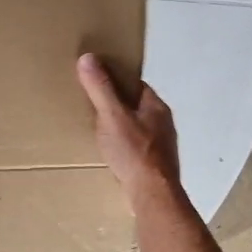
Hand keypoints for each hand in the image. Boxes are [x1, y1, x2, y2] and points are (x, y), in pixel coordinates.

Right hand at [76, 53, 180, 210]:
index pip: (136, 86)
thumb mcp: (111, 117)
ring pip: (138, 128)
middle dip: (118, 105)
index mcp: (156, 107)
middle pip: (137, 107)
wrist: (153, 194)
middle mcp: (164, 123)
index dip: (117, 82)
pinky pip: (138, 147)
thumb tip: (87, 57)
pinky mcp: (157, 165)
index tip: (98, 82)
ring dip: (121, 127)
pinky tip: (112, 154)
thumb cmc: (133, 152)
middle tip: (93, 107)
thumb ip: (100, 89)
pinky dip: (125, 146)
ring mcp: (163, 145)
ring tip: (99, 130)